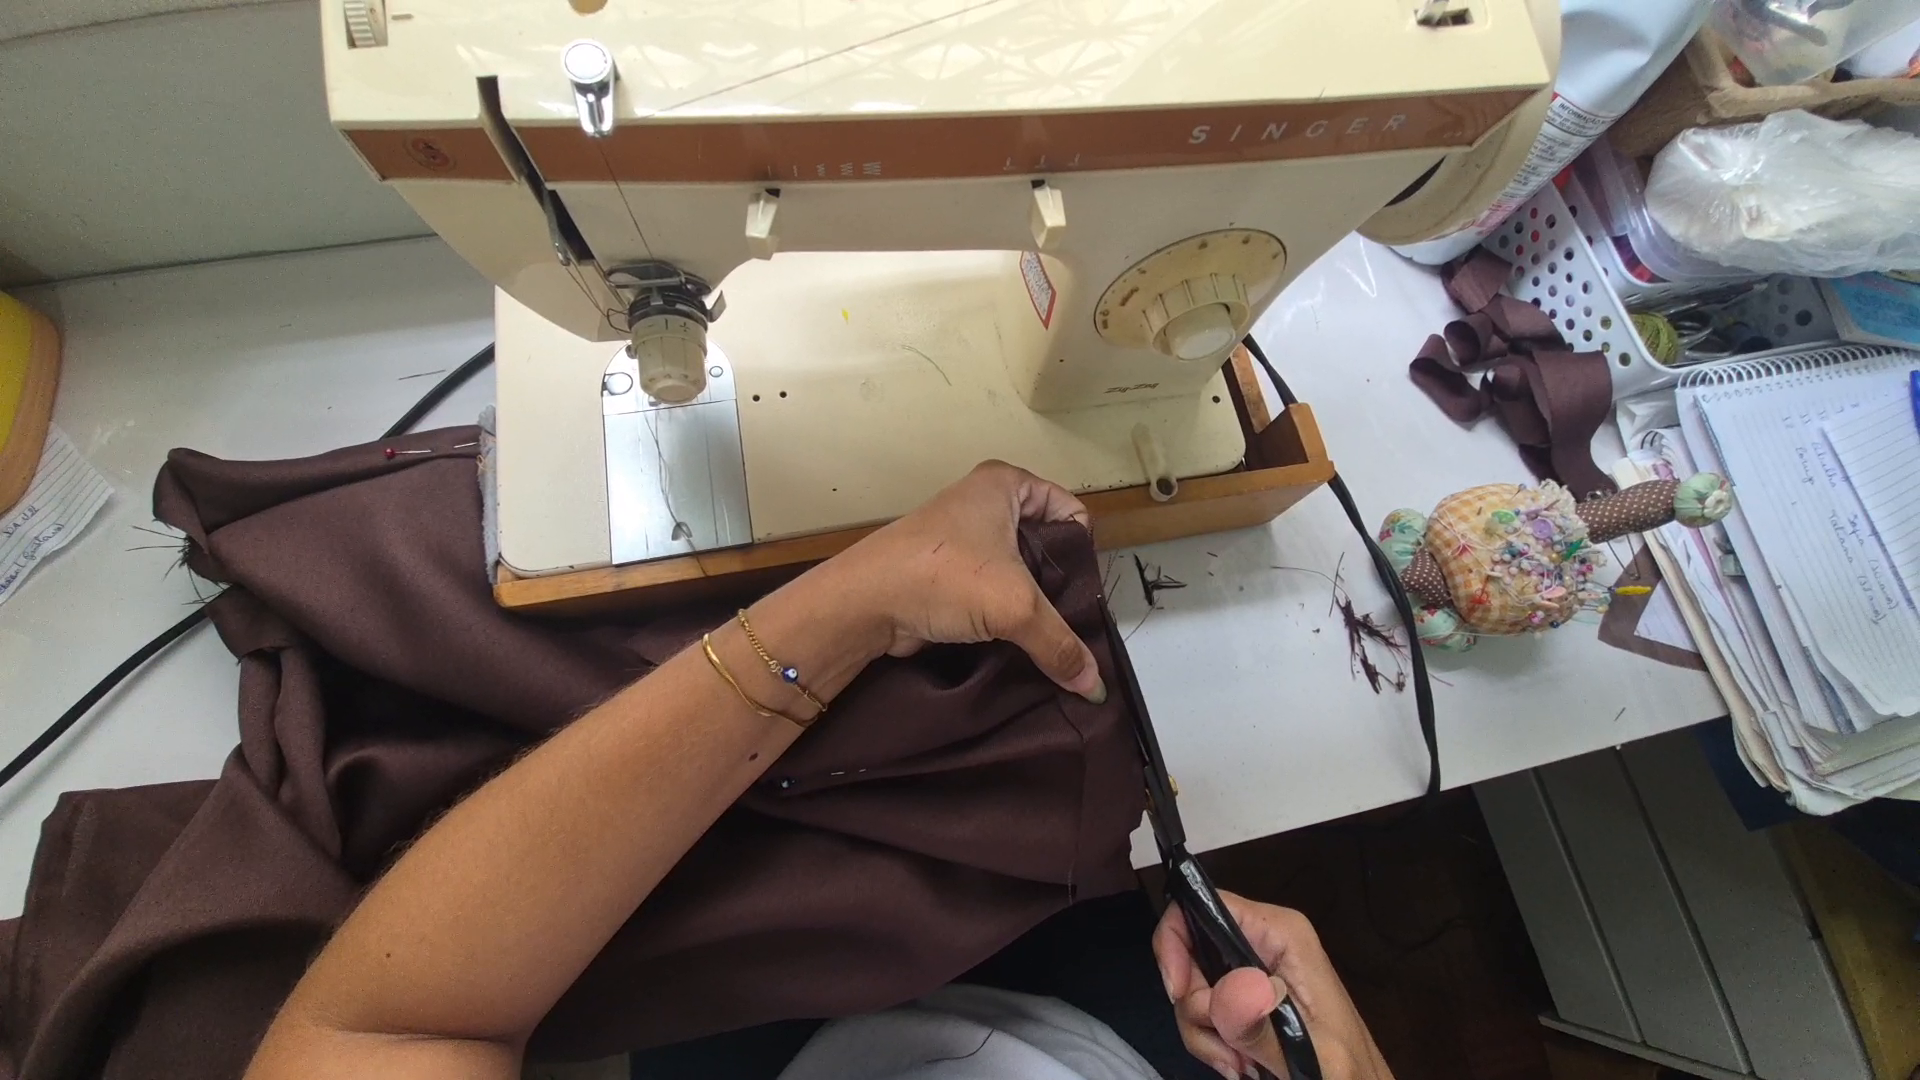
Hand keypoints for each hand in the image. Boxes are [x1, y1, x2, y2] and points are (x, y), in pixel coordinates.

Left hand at [810, 460, 1104, 702]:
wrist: (864, 603)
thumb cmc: (942, 577)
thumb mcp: (1014, 605)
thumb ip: (1060, 643)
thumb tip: (1094, 688)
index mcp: (1005, 483)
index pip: (1072, 515)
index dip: (1081, 556)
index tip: (1081, 596)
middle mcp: (985, 503)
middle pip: (1047, 547)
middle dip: (1058, 587)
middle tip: (1071, 626)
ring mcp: (963, 538)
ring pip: (1019, 573)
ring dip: (1032, 606)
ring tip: (1048, 639)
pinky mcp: (947, 572)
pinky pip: (993, 591)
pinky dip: (1006, 615)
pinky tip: (1018, 643)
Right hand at [1153, 892, 1392, 1079]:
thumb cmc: (1354, 1078)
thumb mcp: (1318, 1060)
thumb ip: (1263, 1027)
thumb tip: (1225, 990)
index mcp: (1281, 933)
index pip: (1205, 903)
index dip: (1176, 939)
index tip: (1179, 994)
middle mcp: (1262, 939)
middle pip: (1190, 947)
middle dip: (1195, 1003)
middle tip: (1222, 1048)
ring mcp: (1252, 966)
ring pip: (1193, 983)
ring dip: (1204, 1030)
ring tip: (1237, 1066)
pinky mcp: (1246, 993)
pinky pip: (1205, 1006)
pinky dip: (1211, 1039)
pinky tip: (1238, 1064)